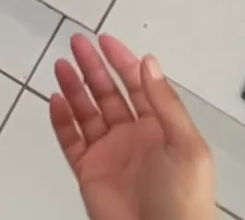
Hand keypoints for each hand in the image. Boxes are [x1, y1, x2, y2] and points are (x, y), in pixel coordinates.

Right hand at [50, 34, 215, 219]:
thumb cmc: (184, 204)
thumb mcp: (188, 149)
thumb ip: (166, 103)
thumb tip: (149, 63)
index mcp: (161, 131)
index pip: (139, 86)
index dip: (123, 61)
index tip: (106, 41)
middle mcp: (134, 138)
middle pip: (109, 93)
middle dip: (93, 67)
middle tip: (77, 44)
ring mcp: (109, 154)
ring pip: (86, 111)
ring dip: (74, 87)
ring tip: (62, 66)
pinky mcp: (89, 171)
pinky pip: (70, 139)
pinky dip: (61, 120)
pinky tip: (56, 101)